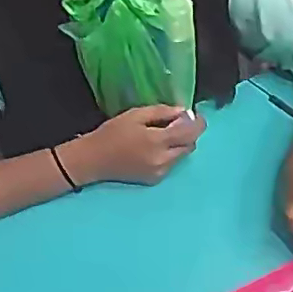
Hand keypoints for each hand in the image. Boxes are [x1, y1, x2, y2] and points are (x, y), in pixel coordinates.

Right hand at [64, 105, 204, 185]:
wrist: (94, 160)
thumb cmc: (112, 133)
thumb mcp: (135, 115)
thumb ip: (162, 112)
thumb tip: (183, 112)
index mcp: (158, 141)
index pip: (190, 132)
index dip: (197, 122)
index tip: (196, 115)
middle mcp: (163, 160)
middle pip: (190, 145)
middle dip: (189, 133)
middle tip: (179, 122)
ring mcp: (161, 172)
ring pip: (182, 155)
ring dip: (180, 144)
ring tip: (165, 134)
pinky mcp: (156, 179)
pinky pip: (172, 164)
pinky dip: (171, 154)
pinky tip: (155, 148)